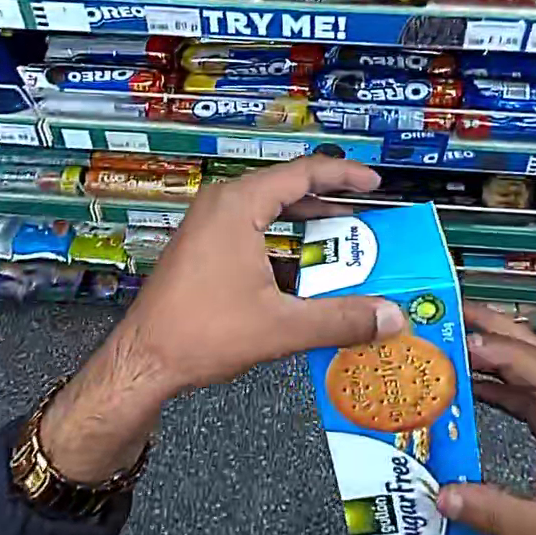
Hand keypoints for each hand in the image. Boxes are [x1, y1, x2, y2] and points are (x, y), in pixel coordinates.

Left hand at [40, 157, 406, 480]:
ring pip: (270, 205)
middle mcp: (222, 203)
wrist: (142, 361)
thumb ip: (342, 319)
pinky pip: (254, 223)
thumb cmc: (202, 334)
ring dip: (308, 216)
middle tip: (366, 207)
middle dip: (330, 195)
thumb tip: (393, 317)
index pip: (303, 173)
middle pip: (287, 184)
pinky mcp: (204, 242)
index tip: (375, 183)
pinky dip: (285, 234)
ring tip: (344, 229)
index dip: (344, 175)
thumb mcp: (282, 326)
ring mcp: (209, 221)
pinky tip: (305, 259)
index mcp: (239, 205)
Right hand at [439, 305, 535, 534]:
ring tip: (459, 340)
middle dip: (500, 329)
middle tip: (458, 314)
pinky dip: (502, 384)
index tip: (468, 344)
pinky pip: (530, 395)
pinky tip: (475, 386)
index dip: (505, 353)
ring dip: (499, 351)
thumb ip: (494, 512)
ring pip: (535, 369)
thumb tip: (444, 493)